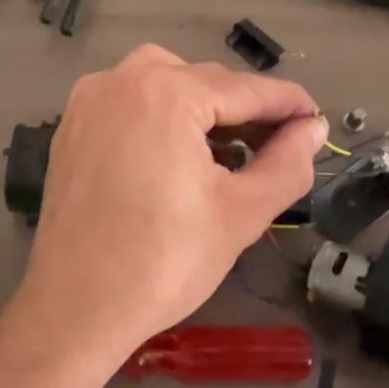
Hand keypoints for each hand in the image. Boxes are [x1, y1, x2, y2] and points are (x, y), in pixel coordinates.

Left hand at [0, 45, 327, 381]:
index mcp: (165, 92)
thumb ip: (286, 163)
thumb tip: (311, 129)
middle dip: (244, 112)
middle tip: (279, 149)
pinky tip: (179, 160)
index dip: (289, 105)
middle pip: (203, 83)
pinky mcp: (71, 128)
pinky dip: (161, 121)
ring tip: (231, 156)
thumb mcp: (240, 213)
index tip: (317, 122)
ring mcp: (88, 101)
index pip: (244, 89)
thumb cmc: (163, 261)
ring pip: (164, 87)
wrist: (75, 308)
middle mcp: (121, 79)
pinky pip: (130, 106)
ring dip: (202, 112)